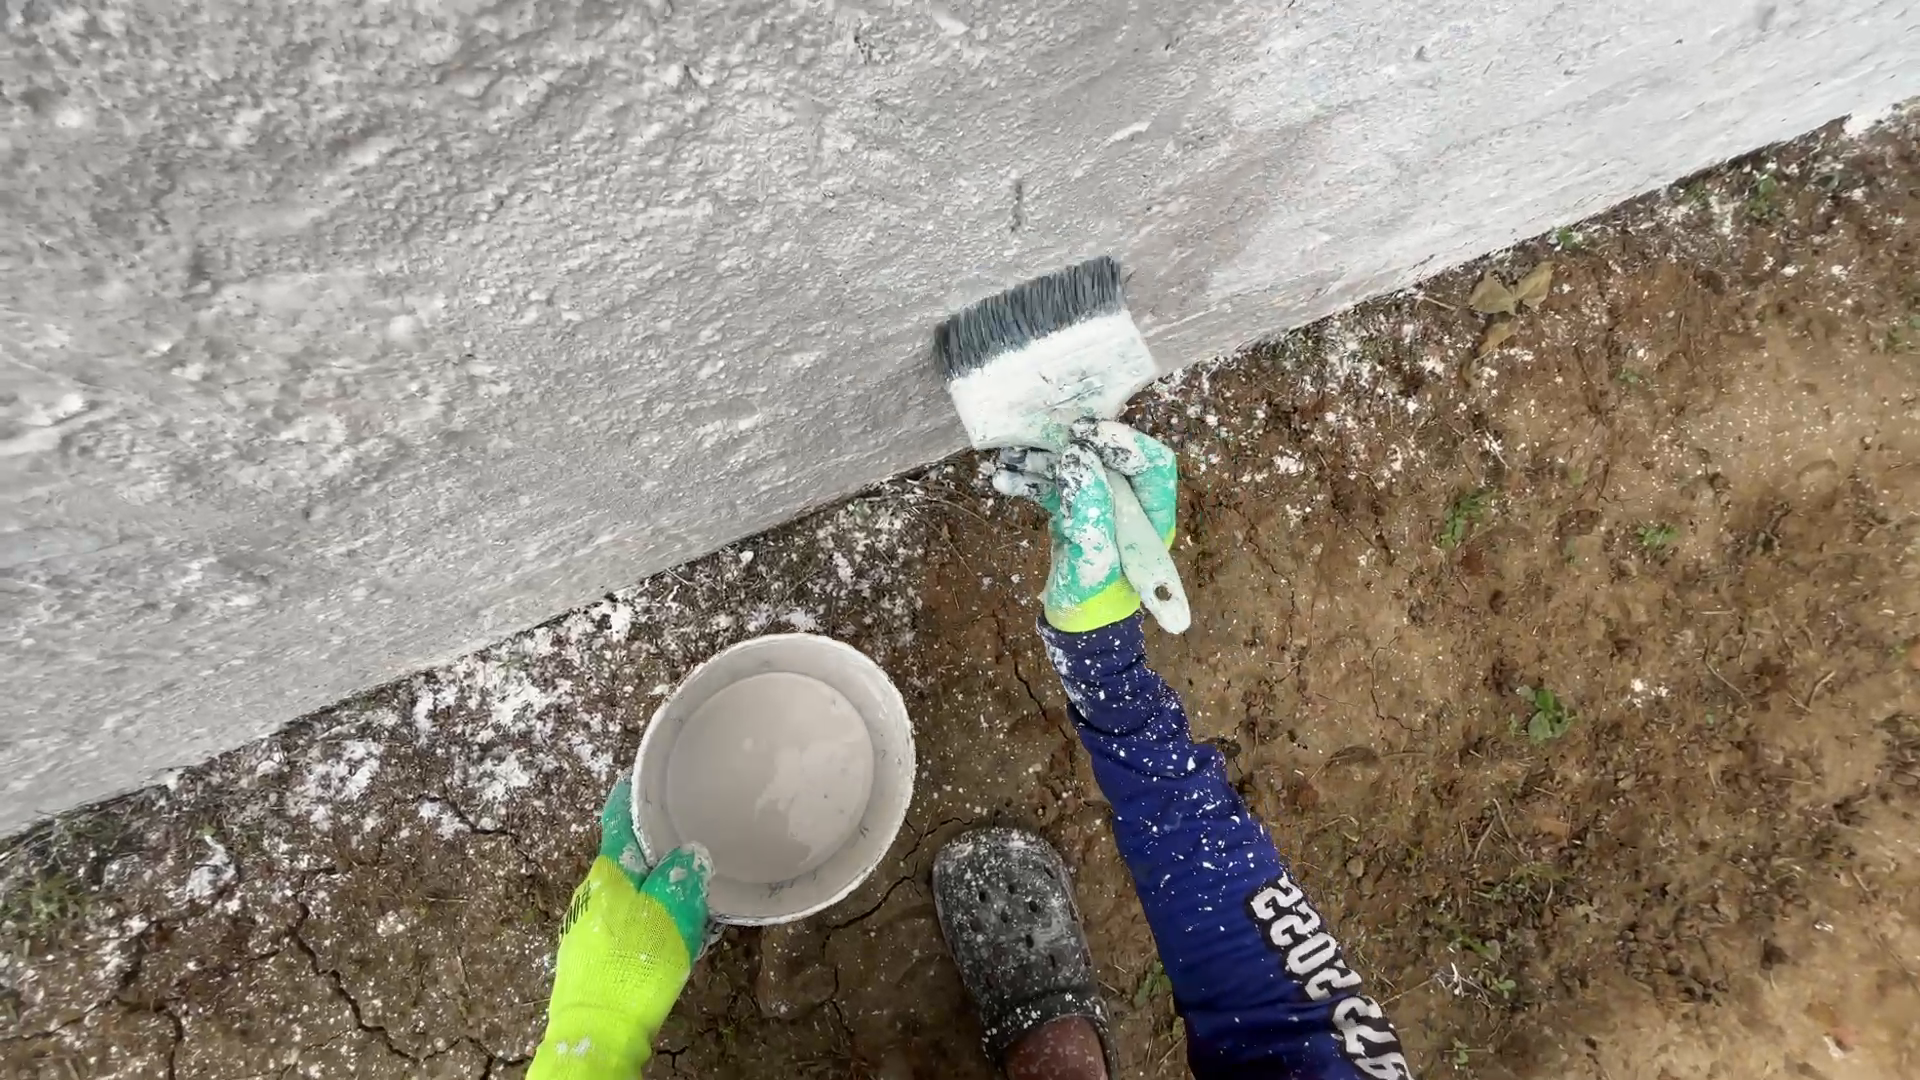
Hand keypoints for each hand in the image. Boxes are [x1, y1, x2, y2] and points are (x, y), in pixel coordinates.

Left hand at [529, 780, 709, 1079]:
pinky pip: (628, 916)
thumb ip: (683, 874)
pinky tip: (671, 930)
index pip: (617, 818)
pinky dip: (650, 913)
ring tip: (691, 891)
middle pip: (628, 855)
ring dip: (656, 884)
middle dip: (655, 847)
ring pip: (630, 888)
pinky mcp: (591, 952)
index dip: (629, 794)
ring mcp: (587, 923)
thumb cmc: (635, 963)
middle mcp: (592, 891)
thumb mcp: (673, 911)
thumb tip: (689, 852)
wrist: (598, 1033)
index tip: (642, 773)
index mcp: (608, 872)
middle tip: (688, 838)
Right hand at [994, 419, 1178, 632]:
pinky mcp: (1073, 514)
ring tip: (1008, 457)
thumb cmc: (1094, 605)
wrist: (1075, 632)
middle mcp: (1129, 506)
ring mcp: (1099, 508)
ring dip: (1042, 460)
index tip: (1086, 435)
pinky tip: (1004, 480)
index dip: (1124, 444)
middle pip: (1108, 459)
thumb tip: (1078, 458)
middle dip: (1073, 446)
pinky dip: (1030, 481)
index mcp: (1151, 518)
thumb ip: (1090, 510)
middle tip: (1039, 437)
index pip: (1152, 466)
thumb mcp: (1093, 561)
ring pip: (1076, 469)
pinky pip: (1054, 487)